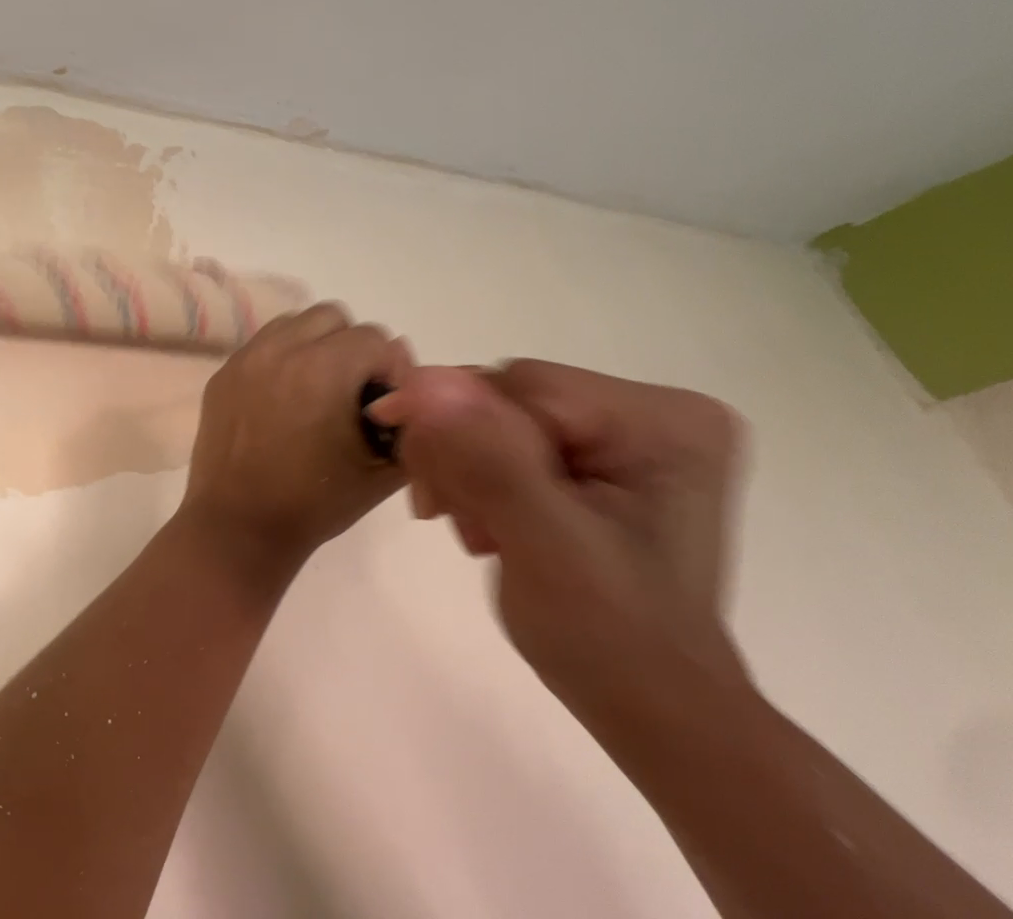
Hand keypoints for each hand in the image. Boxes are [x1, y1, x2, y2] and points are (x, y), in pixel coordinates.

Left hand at [179, 303, 413, 559]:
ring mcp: (245, 361)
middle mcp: (280, 351)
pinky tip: (286, 400)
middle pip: (333, 319)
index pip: (376, 339)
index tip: (387, 405)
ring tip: (320, 391)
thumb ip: (410, 419)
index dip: (392, 370)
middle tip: (354, 393)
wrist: (241, 526)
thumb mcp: (383, 467)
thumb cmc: (317, 502)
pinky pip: (262, 346)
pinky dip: (282, 360)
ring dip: (316, 346)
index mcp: (323, 369)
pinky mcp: (223, 377)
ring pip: (294, 324)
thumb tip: (408, 387)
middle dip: (353, 350)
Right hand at [375, 361, 751, 710]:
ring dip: (465, 472)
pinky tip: (488, 524)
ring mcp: (633, 438)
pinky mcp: (608, 465)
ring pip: (501, 421)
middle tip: (449, 521)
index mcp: (663, 421)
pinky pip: (512, 444)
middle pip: (510, 400)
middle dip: (463, 457)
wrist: (651, 706)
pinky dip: (482, 480)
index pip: (521, 387)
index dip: (457, 429)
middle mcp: (656, 414)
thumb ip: (486, 459)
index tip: (429, 502)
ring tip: (475, 533)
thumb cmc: (606, 636)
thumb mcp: (541, 544)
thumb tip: (424, 381)